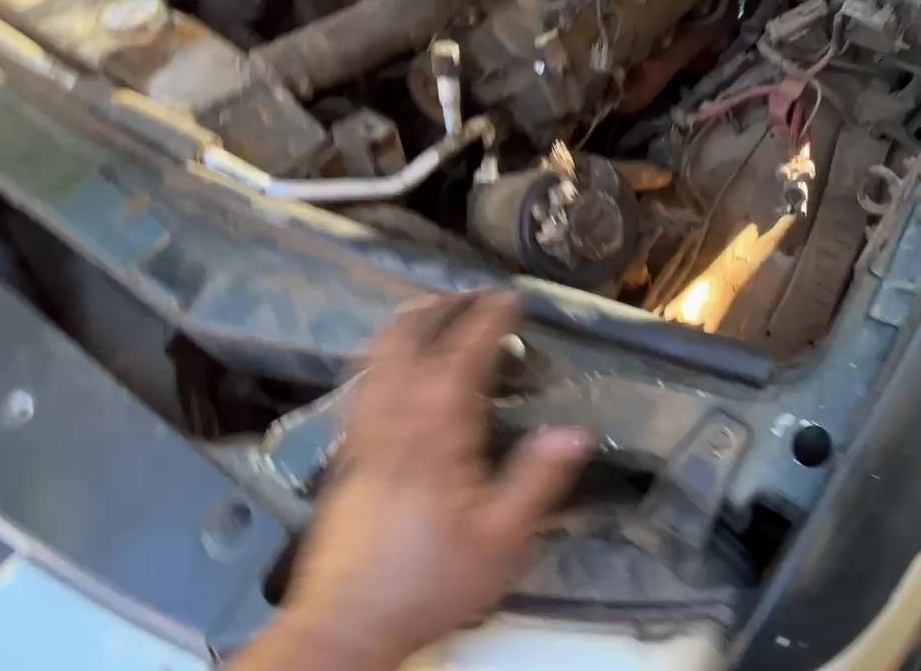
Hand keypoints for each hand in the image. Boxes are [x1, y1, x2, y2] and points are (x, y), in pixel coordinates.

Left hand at [268, 293, 591, 668]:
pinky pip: (359, 392)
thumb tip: (576, 431)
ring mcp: (363, 440)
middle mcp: (395, 426)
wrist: (344, 628)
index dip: (485, 323)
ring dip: (401, 329)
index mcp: (436, 438)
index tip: (508, 299)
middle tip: (464, 291)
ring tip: (423, 308)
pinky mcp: (345, 459)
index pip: (461, 361)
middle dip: (436, 311)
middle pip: (406, 349)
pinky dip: (374, 361)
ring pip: (375, 365)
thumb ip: (536, 481)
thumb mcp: (500, 540)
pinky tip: (384, 364)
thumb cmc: (430, 581)